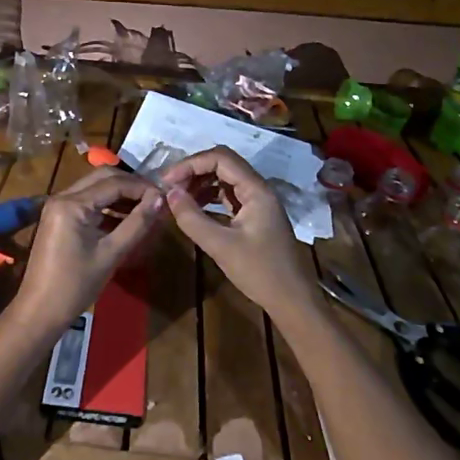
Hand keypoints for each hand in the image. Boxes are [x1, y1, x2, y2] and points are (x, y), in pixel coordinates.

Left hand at [13, 168, 165, 332]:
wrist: (41, 308)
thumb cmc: (76, 284)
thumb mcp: (111, 253)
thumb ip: (136, 224)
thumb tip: (159, 199)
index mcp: (72, 203)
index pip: (113, 183)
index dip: (142, 187)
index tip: (165, 197)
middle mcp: (62, 196)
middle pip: (102, 178)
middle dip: (131, 186)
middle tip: (156, 199)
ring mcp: (58, 206)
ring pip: (94, 188)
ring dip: (119, 195)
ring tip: (147, 209)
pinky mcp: (58, 217)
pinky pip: (86, 202)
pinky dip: (106, 206)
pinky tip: (126, 219)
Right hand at [160, 147, 320, 318]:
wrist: (292, 301)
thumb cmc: (260, 272)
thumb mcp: (220, 246)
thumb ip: (192, 218)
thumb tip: (169, 193)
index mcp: (257, 191)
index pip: (220, 159)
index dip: (190, 164)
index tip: (167, 181)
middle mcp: (259, 190)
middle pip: (222, 163)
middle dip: (193, 170)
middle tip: (170, 187)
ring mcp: (258, 202)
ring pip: (224, 178)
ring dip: (199, 182)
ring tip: (177, 198)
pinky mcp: (254, 215)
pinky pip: (228, 194)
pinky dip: (208, 196)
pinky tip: (193, 208)